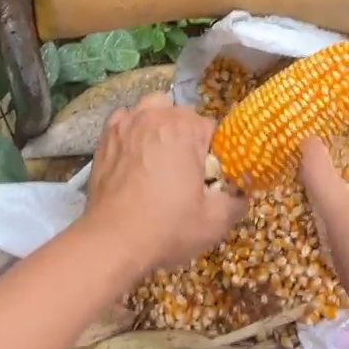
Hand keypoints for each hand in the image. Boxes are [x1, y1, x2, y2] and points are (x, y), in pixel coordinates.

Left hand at [79, 94, 246, 277]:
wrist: (112, 238)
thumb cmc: (166, 227)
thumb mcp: (214, 222)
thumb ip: (236, 202)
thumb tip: (242, 193)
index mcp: (185, 128)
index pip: (210, 128)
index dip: (213, 153)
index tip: (207, 176)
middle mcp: (156, 115)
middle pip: (181, 115)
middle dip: (187, 136)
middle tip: (184, 170)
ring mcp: (127, 121)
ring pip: (152, 109)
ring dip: (160, 125)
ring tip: (159, 155)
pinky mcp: (106, 133)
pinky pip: (126, 119)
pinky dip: (133, 130)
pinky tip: (133, 153)